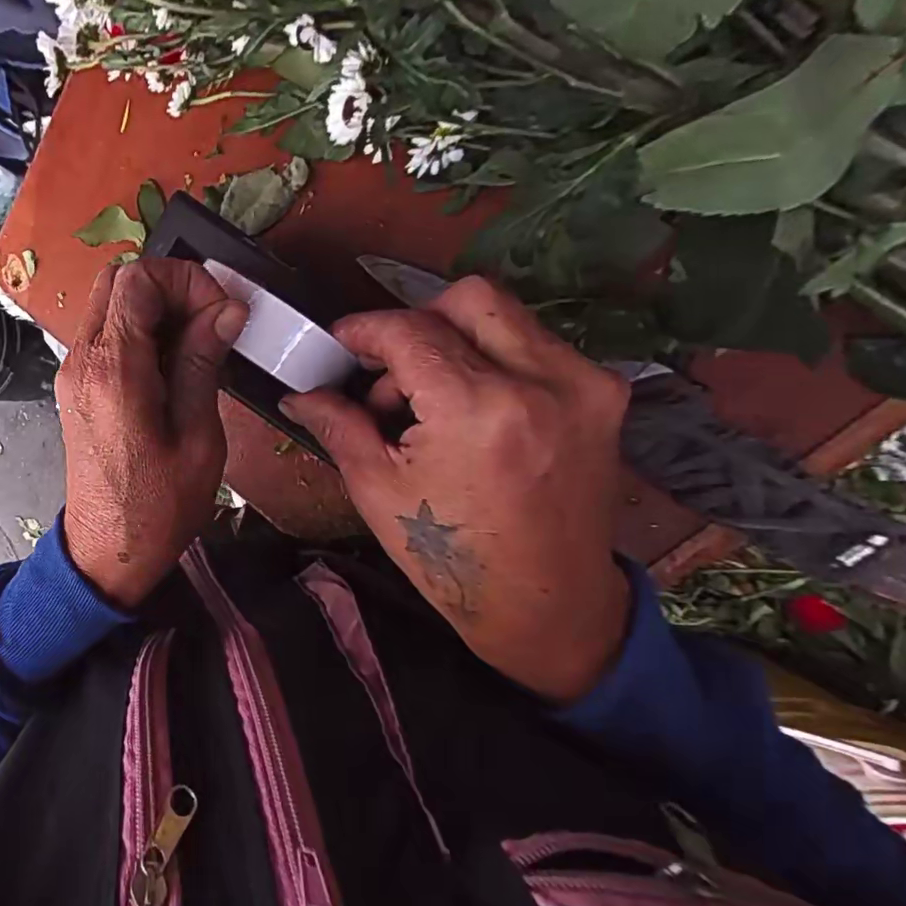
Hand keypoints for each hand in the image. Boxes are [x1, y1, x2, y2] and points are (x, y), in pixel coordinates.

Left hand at [57, 259, 248, 606]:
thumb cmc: (160, 507)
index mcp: (115, 370)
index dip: (187, 281)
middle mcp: (83, 360)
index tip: (222, 312)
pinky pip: (107, 334)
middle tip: (212, 321)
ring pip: (110, 303)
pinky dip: (143, 331)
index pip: (139, 280)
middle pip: (118, 280)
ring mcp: (75, 372)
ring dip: (158, 309)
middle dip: (171, 287)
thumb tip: (226, 311)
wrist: (110, 550)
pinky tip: (175, 364)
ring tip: (200, 344)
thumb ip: (204, 365)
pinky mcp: (79, 386)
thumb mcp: (198, 437)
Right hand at [281, 278, 630, 703]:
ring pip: (507, 315)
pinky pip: (538, 345)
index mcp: (476, 410)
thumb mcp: (380, 492)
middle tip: (392, 372)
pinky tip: (478, 410)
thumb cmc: (452, 559)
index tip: (344, 342)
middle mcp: (539, 380)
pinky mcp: (605, 394)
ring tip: (435, 399)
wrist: (547, 605)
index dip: (366, 329)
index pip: (410, 331)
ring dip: (458, 340)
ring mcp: (583, 383)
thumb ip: (339, 426)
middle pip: (467, 299)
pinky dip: (497, 360)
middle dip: (417, 324)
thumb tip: (300, 392)